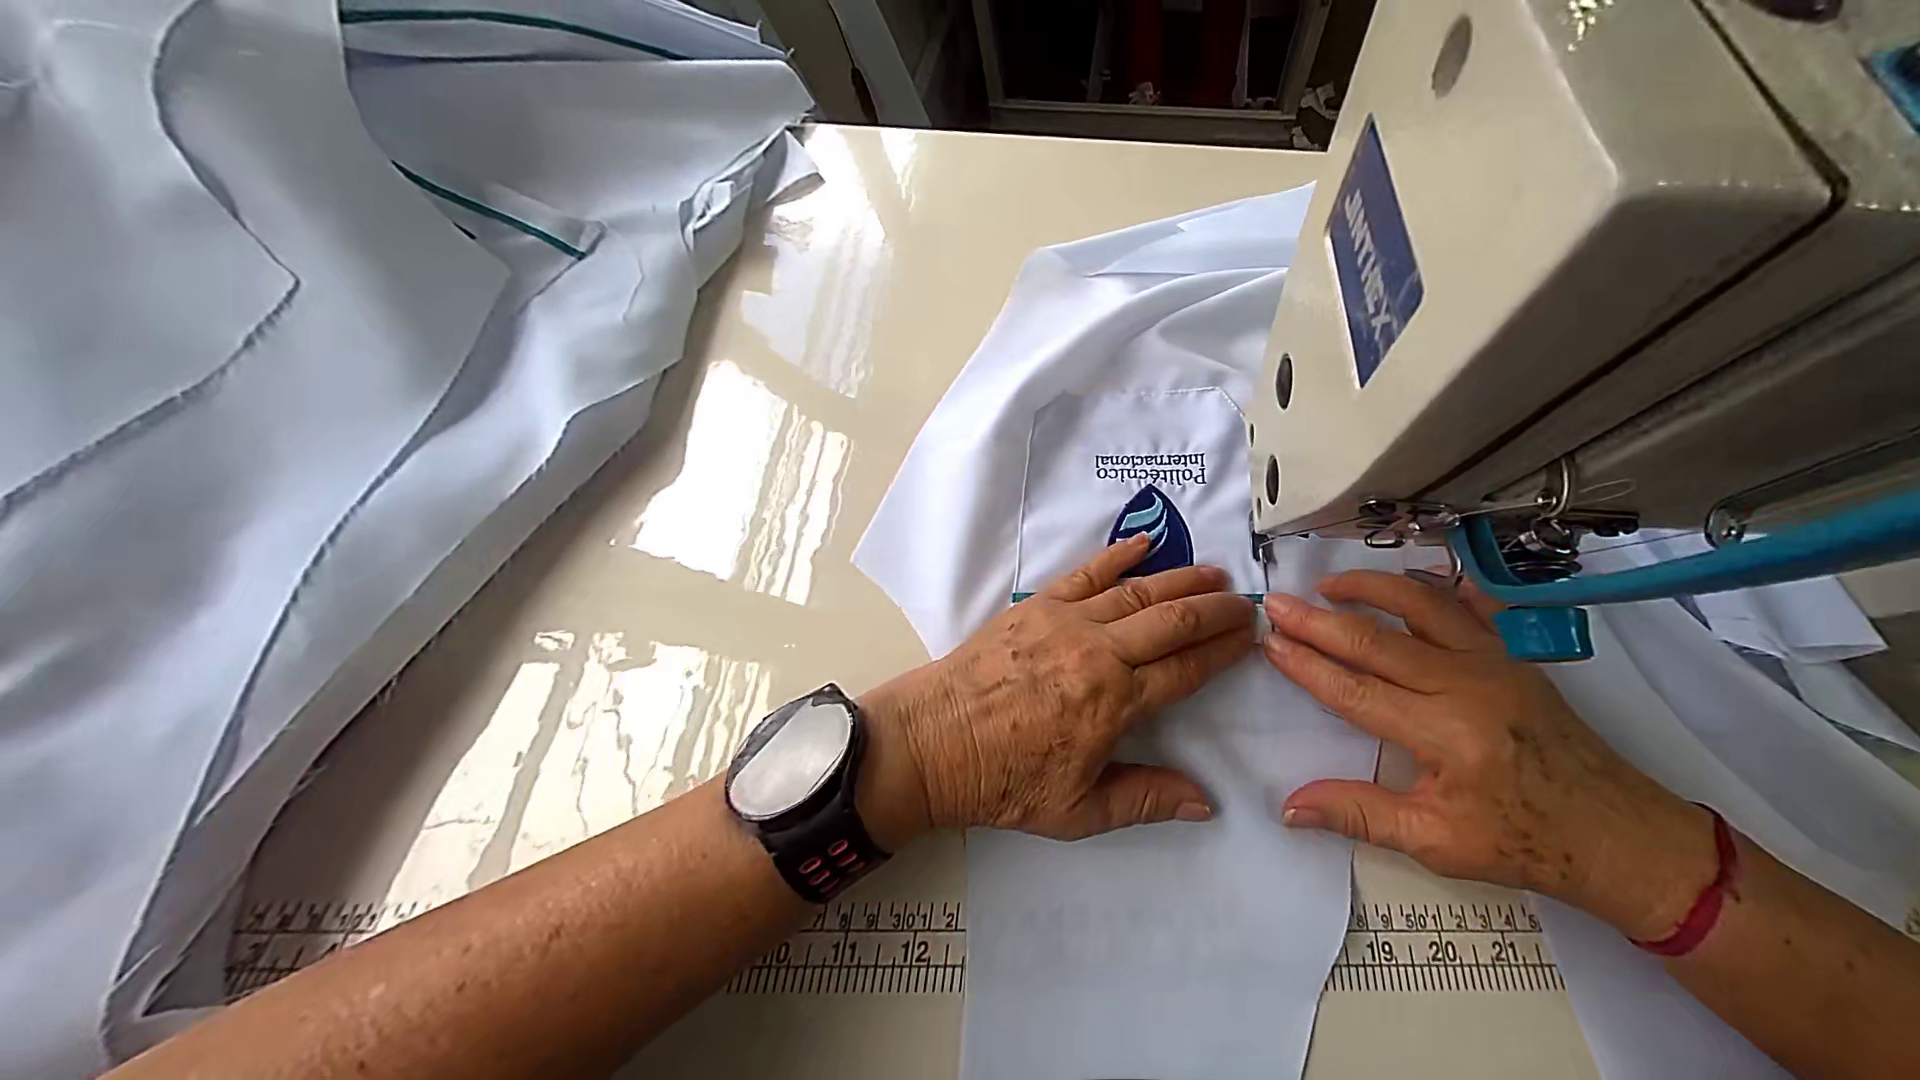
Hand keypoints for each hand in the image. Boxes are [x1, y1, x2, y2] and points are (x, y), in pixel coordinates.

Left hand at [856, 534, 1254, 846]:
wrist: (933, 742)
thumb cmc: (1003, 781)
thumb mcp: (1078, 811)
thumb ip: (1146, 800)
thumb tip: (1207, 800)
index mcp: (1114, 704)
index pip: (1186, 669)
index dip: (1223, 653)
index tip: (1249, 639)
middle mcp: (1097, 653)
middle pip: (1172, 622)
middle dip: (1215, 610)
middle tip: (1244, 603)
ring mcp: (1065, 622)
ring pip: (1137, 592)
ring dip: (1180, 580)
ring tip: (1213, 574)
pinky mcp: (1035, 606)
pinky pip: (1085, 573)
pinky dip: (1117, 556)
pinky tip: (1143, 545)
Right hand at [1261, 571, 1717, 940]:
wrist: (1624, 836)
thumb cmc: (1523, 841)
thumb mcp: (1436, 844)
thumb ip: (1358, 814)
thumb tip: (1287, 807)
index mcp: (1445, 736)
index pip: (1355, 690)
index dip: (1306, 665)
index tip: (1269, 642)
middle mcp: (1468, 687)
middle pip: (1376, 641)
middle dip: (1317, 620)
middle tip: (1275, 602)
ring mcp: (1496, 663)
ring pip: (1422, 607)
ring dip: (1370, 588)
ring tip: (1327, 583)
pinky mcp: (1516, 655)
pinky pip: (1474, 605)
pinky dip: (1439, 585)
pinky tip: (1410, 579)